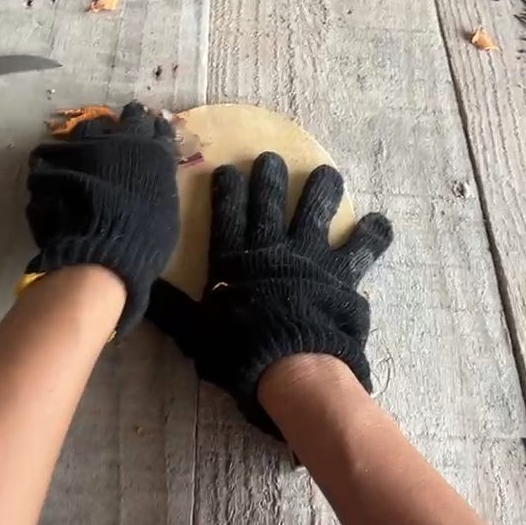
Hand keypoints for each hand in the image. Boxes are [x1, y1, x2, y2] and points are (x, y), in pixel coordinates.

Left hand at [24, 102, 178, 332]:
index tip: (151, 126)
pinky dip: (54, 162)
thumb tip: (148, 182)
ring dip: (89, 137)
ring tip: (83, 151)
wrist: (102, 252)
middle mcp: (123, 141)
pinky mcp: (57, 158)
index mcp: (154, 155)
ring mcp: (88, 146)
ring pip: (88, 128)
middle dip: (127, 119)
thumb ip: (156, 187)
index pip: (158, 129)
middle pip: (129, 117)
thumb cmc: (143, 241)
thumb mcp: (163, 211)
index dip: (154, 128)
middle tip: (122, 129)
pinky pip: (53, 153)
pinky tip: (51, 173)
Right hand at [148, 152, 392, 435]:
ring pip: (317, 208)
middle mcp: (272, 246)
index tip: (228, 169)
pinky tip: (380, 222)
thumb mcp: (195, 331)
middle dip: (270, 175)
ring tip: (326, 172)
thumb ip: (172, 308)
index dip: (227, 188)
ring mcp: (310, 254)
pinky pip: (362, 247)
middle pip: (270, 200)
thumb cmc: (239, 352)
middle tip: (270, 157)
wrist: (292, 366)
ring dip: (322, 187)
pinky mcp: (341, 271)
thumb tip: (144, 291)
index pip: (227, 211)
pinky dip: (373, 235)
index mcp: (235, 257)